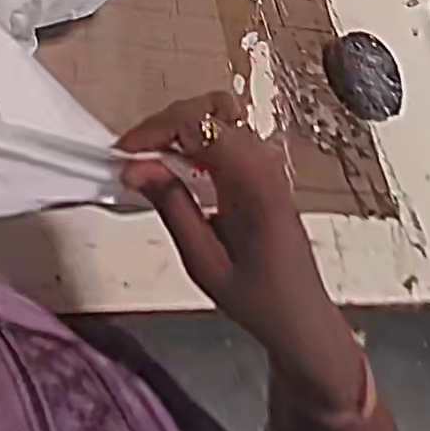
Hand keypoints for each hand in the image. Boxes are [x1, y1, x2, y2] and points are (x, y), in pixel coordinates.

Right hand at [119, 92, 366, 412]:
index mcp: (253, 180)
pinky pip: (221, 134)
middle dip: (164, 124)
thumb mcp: (204, 259)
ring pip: (215, 114)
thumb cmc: (259, 298)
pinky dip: (191, 139)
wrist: (303, 321)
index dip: (155, 130)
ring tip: (150, 158)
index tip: (126, 151)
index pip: (198, 124)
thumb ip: (171, 205)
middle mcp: (262, 161)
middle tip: (134, 154)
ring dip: (178, 128)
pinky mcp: (258, 168)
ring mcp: (263, 162)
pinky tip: (174, 166)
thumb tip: (135, 168)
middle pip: (207, 109)